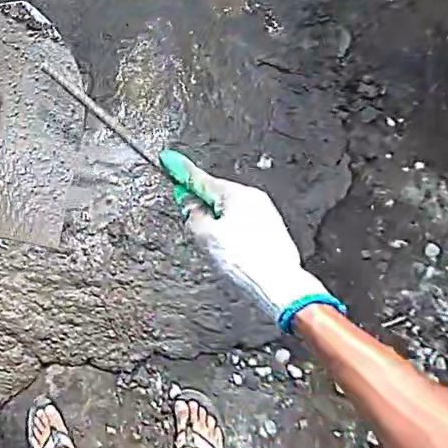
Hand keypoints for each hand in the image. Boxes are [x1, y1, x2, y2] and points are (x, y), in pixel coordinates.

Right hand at [180, 165, 342, 330]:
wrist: (280, 288)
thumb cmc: (244, 261)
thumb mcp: (203, 234)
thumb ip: (191, 213)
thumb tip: (188, 202)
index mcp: (236, 194)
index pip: (199, 178)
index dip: (179, 170)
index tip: (168, 159)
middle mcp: (253, 199)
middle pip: (215, 194)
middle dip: (199, 203)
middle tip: (186, 215)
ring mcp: (265, 214)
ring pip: (228, 210)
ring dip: (214, 219)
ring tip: (211, 244)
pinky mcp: (270, 231)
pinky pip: (241, 222)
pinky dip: (228, 230)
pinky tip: (227, 249)